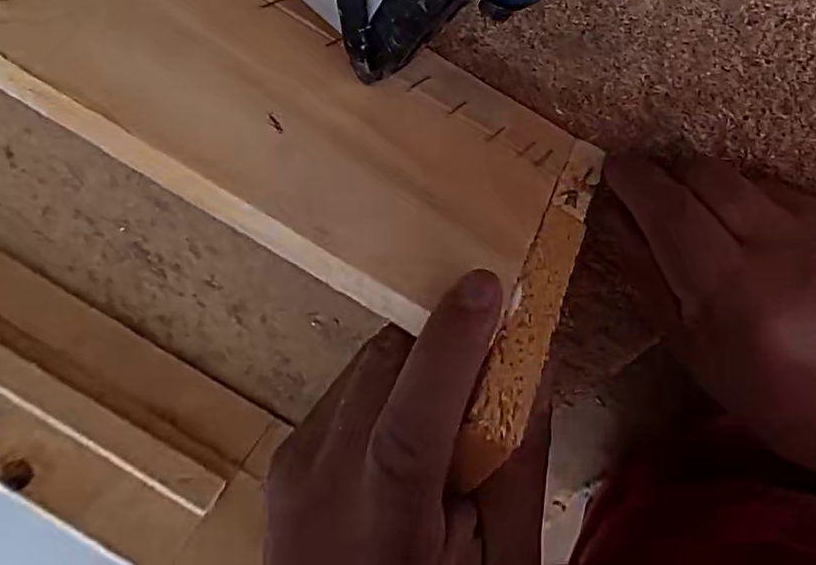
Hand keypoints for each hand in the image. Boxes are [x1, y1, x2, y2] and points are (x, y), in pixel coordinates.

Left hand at [266, 270, 550, 564]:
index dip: (450, 348)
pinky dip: (384, 390)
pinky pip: (346, 388)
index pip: (410, 424)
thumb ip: (518, 468)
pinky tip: (399, 440)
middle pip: (387, 367)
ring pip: (367, 365)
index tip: (486, 285)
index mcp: (379, 531)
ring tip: (441, 422)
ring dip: (412, 367)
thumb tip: (531, 365)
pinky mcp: (285, 456)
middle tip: (483, 363)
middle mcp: (319, 487)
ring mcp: (294, 465)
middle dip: (440, 346)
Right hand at [603, 154, 815, 472]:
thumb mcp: (682, 339)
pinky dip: (750, 201)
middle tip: (654, 193)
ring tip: (713, 226)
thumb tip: (612, 206)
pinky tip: (760, 238)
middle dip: (669, 176)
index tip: (613, 165)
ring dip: (709, 190)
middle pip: (704, 175)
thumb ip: (643, 266)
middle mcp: (786, 255)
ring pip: (736, 175)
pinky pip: (773, 185)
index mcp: (738, 296)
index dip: (636, 179)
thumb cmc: (758, 384)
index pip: (672, 211)